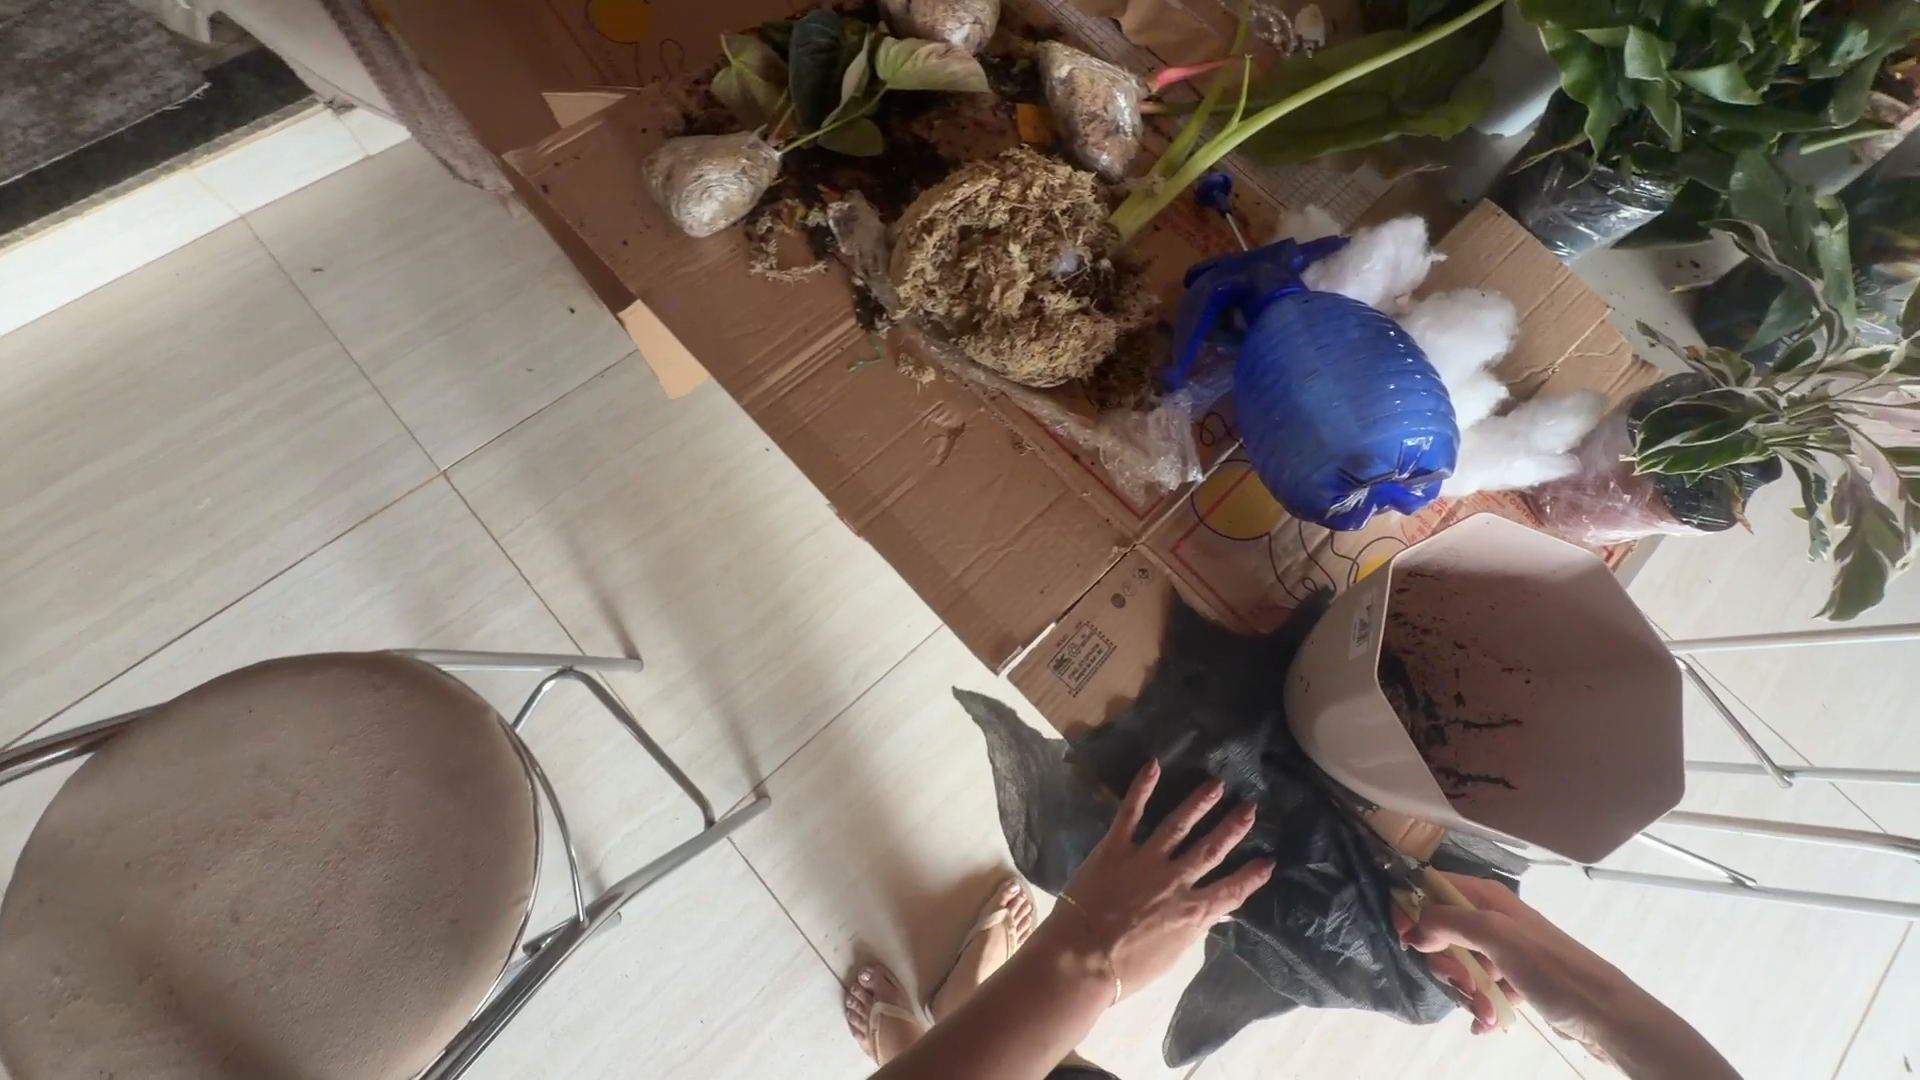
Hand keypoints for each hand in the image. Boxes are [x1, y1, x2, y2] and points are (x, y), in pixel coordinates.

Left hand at [1049, 760, 1274, 999]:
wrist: (1084, 957)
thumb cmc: (1128, 967)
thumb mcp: (1173, 955)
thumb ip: (1193, 928)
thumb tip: (1215, 912)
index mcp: (1192, 913)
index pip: (1231, 891)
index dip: (1252, 877)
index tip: (1269, 861)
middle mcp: (1176, 881)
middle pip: (1210, 850)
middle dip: (1232, 828)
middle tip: (1250, 807)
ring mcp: (1146, 859)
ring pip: (1178, 825)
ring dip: (1198, 803)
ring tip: (1215, 785)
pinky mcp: (1116, 846)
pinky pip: (1131, 812)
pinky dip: (1142, 788)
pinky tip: (1153, 765)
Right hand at [1399, 871, 1632, 1041]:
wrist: (1614, 1021)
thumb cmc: (1554, 970)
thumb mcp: (1496, 935)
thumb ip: (1447, 922)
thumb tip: (1414, 929)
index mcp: (1485, 896)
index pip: (1429, 887)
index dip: (1411, 908)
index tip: (1407, 939)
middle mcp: (1492, 917)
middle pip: (1440, 929)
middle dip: (1442, 959)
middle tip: (1460, 982)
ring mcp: (1505, 950)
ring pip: (1460, 961)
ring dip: (1464, 988)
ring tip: (1484, 1011)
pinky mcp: (1517, 979)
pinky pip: (1482, 986)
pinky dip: (1480, 1004)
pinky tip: (1487, 1023)